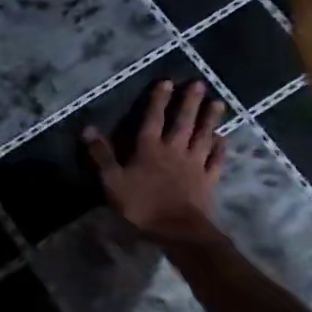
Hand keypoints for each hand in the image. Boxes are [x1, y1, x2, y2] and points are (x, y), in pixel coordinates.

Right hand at [83, 80, 226, 245]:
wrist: (178, 229)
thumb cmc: (141, 205)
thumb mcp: (112, 181)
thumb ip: (101, 155)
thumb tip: (88, 129)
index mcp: (149, 149)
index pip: (153, 119)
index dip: (158, 100)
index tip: (166, 82)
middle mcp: (174, 150)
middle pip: (183, 122)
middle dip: (190, 102)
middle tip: (199, 84)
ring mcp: (194, 164)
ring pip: (203, 136)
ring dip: (210, 119)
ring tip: (217, 103)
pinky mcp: (208, 180)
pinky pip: (216, 160)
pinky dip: (220, 148)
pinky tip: (223, 138)